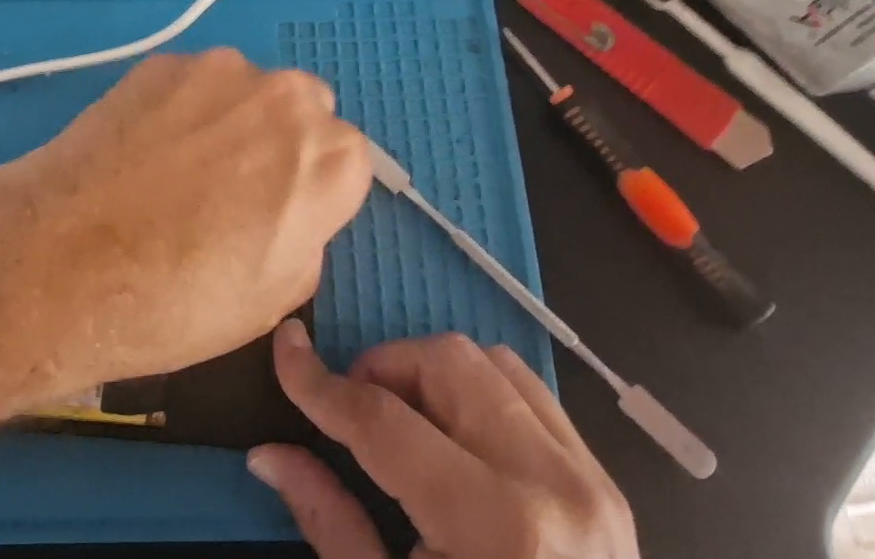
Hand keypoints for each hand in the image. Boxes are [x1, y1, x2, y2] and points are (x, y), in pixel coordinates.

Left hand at [0, 48, 371, 387]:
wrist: (62, 263)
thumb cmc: (180, 300)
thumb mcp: (276, 298)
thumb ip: (307, 236)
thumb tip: (288, 211)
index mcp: (333, 159)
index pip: (347, 163)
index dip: (311, 195)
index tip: (274, 218)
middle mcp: (289, 97)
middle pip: (303, 113)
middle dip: (279, 144)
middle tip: (229, 190)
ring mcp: (221, 70)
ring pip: (247, 91)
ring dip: (230, 119)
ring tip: (176, 169)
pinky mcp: (163, 62)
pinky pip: (193, 83)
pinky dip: (180, 107)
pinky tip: (142, 149)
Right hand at [248, 322, 638, 558]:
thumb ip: (329, 520)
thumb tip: (268, 455)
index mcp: (494, 528)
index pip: (384, 420)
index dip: (321, 381)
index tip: (286, 347)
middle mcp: (551, 483)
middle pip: (446, 363)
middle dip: (382, 369)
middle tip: (352, 412)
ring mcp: (589, 478)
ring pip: (491, 361)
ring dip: (430, 373)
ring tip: (404, 422)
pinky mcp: (607, 481)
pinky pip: (530, 391)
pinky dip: (477, 390)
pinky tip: (454, 437)